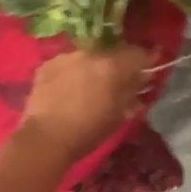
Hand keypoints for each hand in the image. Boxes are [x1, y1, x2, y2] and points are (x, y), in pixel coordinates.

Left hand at [15, 45, 151, 164]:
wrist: (45, 138)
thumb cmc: (88, 131)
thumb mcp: (118, 115)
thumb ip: (131, 93)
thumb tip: (142, 80)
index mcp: (112, 66)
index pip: (137, 54)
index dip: (144, 62)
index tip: (145, 72)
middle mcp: (90, 54)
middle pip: (110, 54)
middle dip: (115, 66)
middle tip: (114, 85)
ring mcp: (66, 56)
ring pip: (86, 57)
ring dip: (91, 69)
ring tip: (86, 90)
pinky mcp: (46, 64)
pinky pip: (66, 64)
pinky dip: (70, 74)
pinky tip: (65, 91)